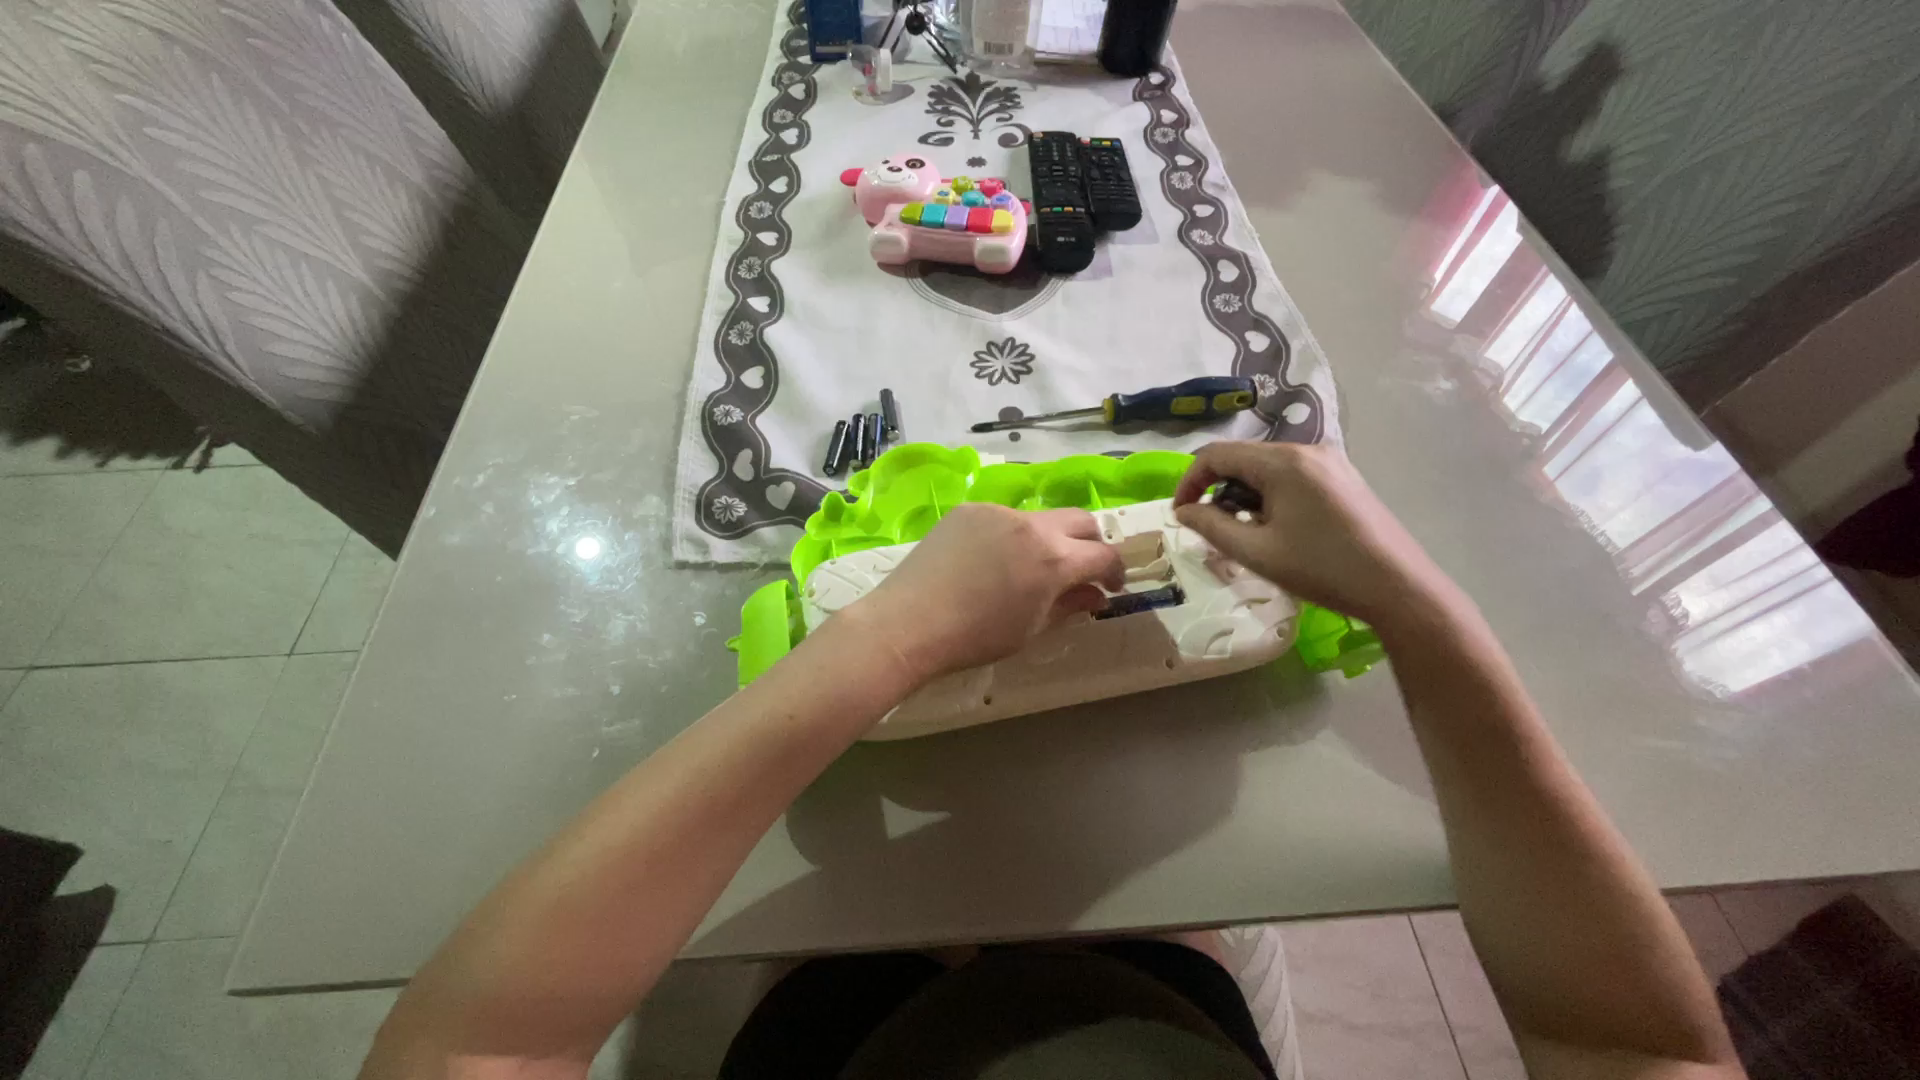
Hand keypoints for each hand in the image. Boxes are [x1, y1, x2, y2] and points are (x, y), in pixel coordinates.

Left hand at [849, 504, 1124, 683]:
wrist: (910, 622)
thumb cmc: (976, 637)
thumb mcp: (1032, 628)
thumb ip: (1070, 605)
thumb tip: (1096, 595)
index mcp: (1054, 558)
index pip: (1104, 555)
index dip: (1115, 572)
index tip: (1111, 587)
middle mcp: (1032, 525)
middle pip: (1080, 521)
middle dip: (1090, 543)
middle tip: (1082, 569)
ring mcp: (997, 511)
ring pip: (1040, 518)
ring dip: (1048, 539)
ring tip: (1028, 568)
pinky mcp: (968, 509)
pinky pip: (1003, 517)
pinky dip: (1011, 534)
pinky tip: (991, 560)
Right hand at [1172, 441, 1453, 625]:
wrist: (1398, 587)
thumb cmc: (1323, 569)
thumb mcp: (1256, 552)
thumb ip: (1211, 527)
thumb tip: (1185, 511)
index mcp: (1283, 461)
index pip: (1216, 454)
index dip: (1189, 482)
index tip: (1180, 515)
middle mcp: (1306, 450)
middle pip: (1242, 458)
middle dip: (1217, 490)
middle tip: (1213, 531)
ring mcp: (1329, 462)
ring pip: (1266, 468)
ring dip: (1244, 495)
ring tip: (1245, 535)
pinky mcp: (1343, 477)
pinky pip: (1291, 476)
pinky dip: (1270, 496)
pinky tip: (1276, 529)